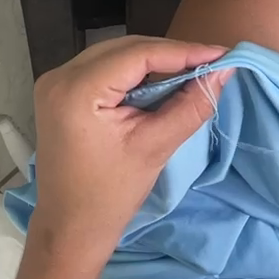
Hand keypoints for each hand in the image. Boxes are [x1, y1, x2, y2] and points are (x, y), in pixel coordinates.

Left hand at [28, 36, 231, 260]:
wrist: (69, 229)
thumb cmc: (110, 196)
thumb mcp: (155, 147)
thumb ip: (191, 105)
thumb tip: (224, 71)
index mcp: (76, 90)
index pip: (137, 54)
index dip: (182, 51)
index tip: (221, 53)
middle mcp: (59, 76)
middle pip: (124, 49)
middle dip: (168, 54)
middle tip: (210, 62)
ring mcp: (54, 81)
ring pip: (113, 55)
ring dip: (151, 61)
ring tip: (190, 70)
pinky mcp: (58, 91)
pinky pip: (102, 68)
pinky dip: (132, 72)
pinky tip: (158, 80)